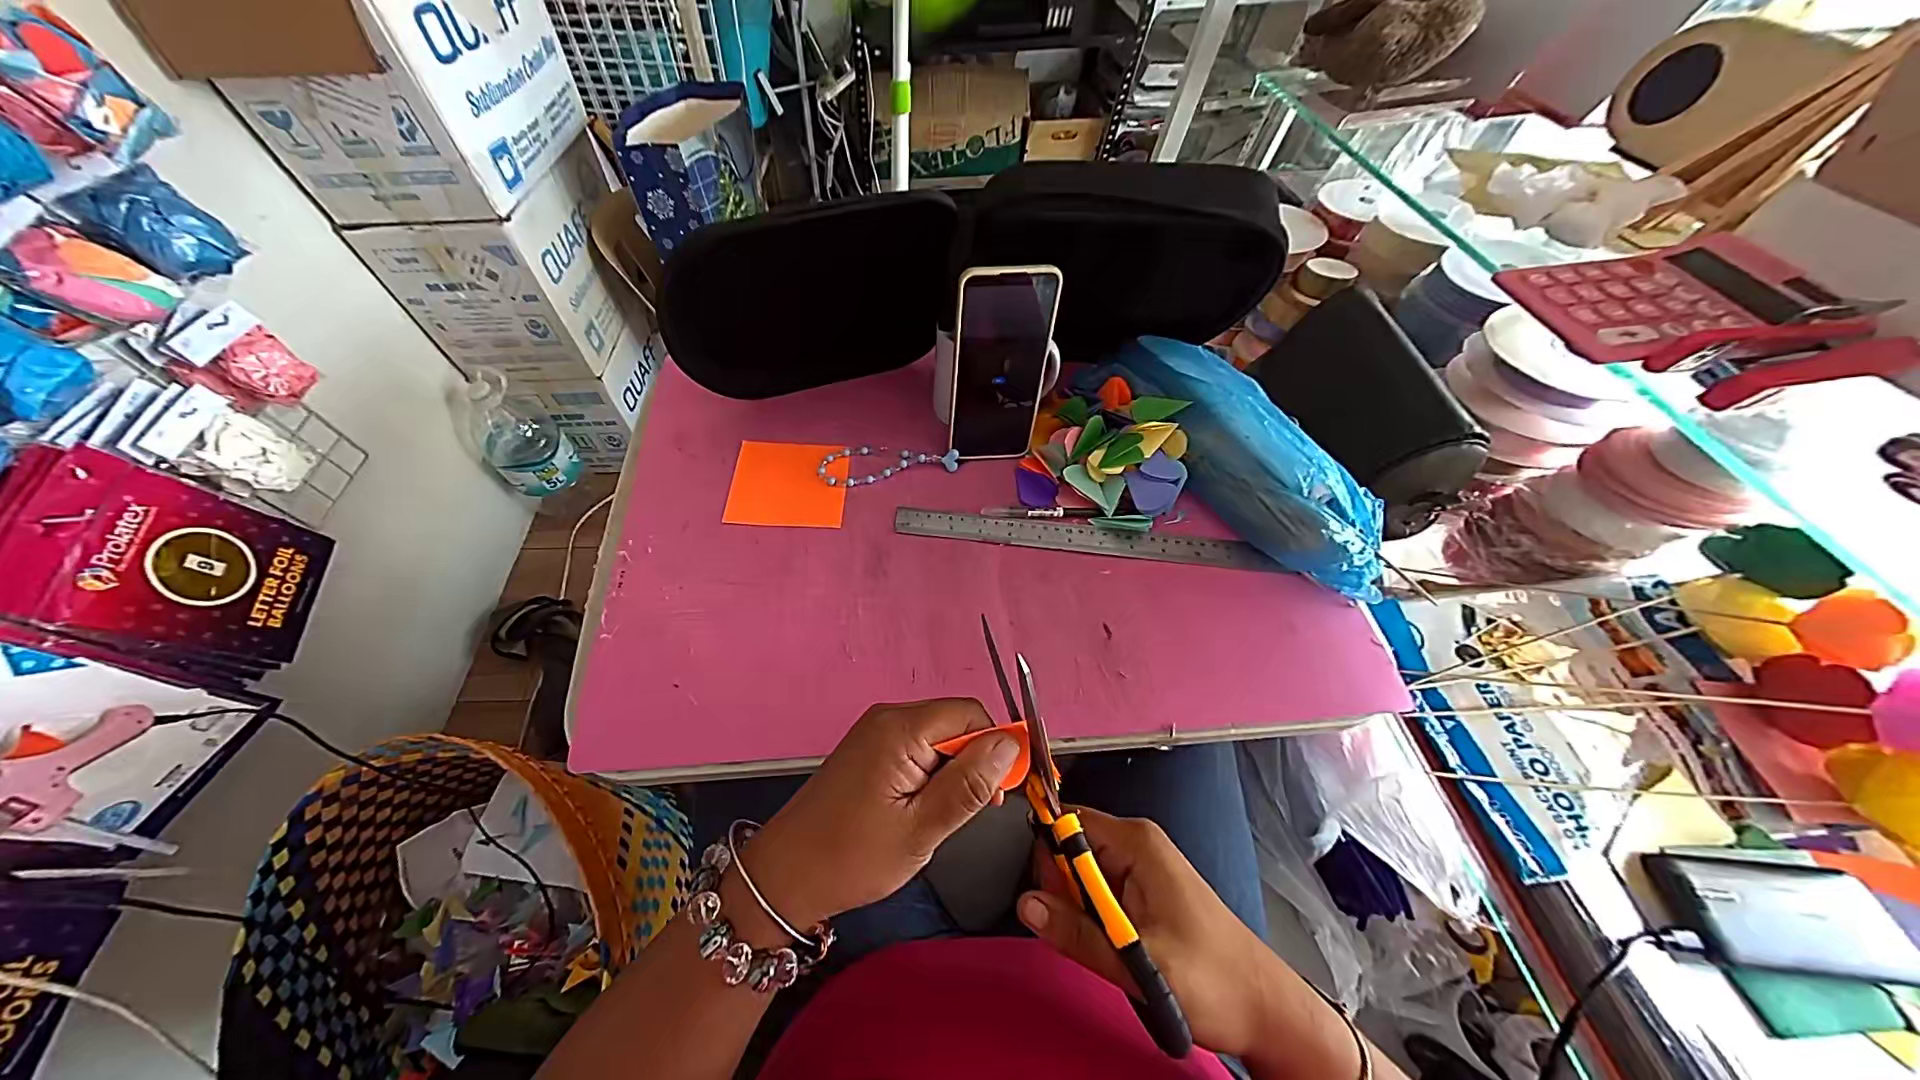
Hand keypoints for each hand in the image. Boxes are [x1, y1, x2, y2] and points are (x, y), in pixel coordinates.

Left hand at [742, 699, 1021, 928]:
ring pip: (941, 738)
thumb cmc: (850, 858)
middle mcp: (888, 718)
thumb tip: (1010, 746)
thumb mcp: (922, 828)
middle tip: (972, 812)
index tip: (1004, 791)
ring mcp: (876, 732)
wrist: (785, 877)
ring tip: (939, 816)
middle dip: (975, 762)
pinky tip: (921, 808)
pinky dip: (932, 774)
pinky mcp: (870, 748)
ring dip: (954, 772)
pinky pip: (919, 748)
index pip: (973, 714)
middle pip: (958, 723)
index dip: (998, 747)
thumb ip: (970, 784)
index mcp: (900, 729)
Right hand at [1016, 809, 1297, 1061]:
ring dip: (1081, 910)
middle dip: (1062, 889)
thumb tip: (1028, 905)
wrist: (1263, 1008)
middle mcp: (1138, 845)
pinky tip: (1118, 947)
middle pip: (1070, 848)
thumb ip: (1076, 933)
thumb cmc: (1217, 980)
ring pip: (1081, 875)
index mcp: (1137, 843)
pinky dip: (1096, 919)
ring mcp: (1141, 867)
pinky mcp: (1142, 889)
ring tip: (1110, 946)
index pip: (1066, 820)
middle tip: (1086, 932)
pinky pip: (1098, 892)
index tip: (1045, 892)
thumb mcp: (1138, 962)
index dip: (1046, 853)